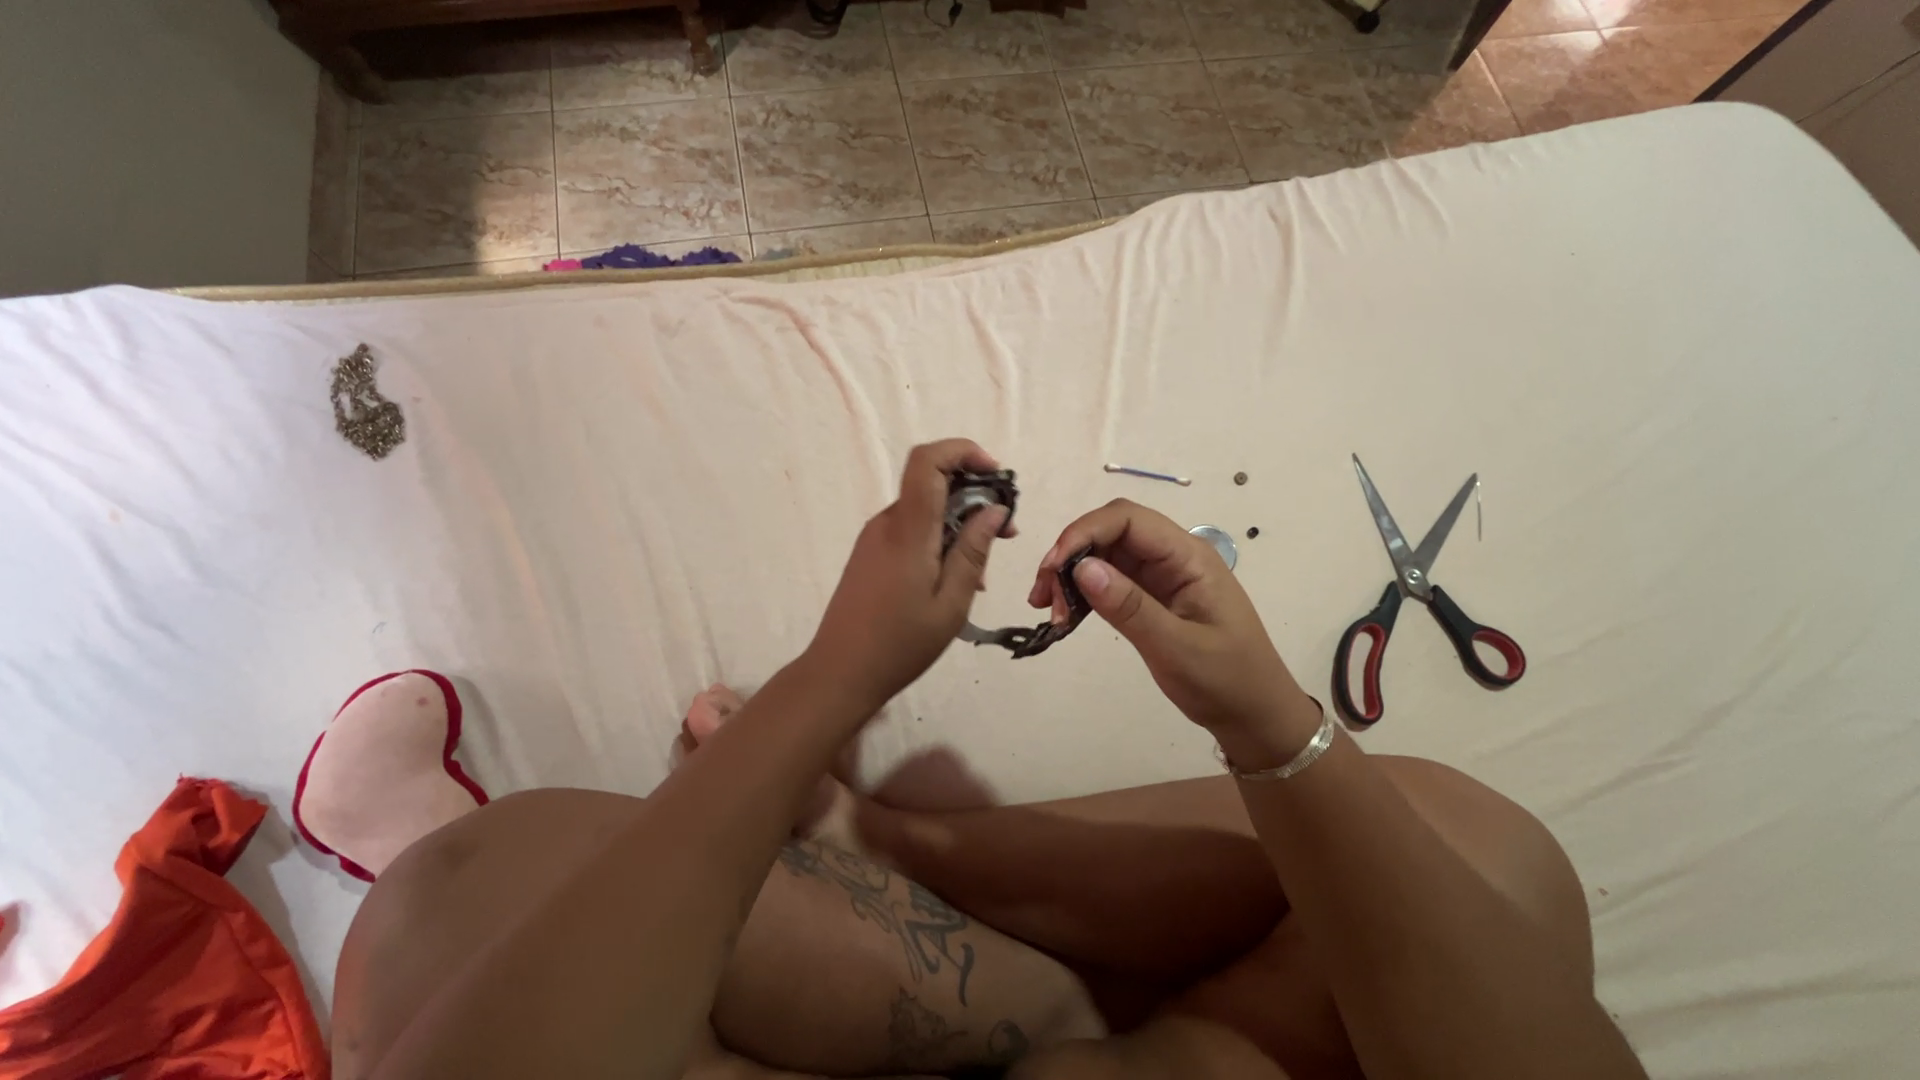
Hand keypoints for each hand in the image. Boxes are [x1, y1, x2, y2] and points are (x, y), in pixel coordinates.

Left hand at [805, 439, 1012, 708]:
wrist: (840, 671)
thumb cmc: (901, 643)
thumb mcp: (951, 602)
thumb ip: (974, 550)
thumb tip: (995, 509)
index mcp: (908, 530)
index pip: (928, 461)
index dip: (963, 451)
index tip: (995, 475)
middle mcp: (888, 522)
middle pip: (931, 481)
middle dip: (974, 495)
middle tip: (1005, 534)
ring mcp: (875, 537)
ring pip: (925, 509)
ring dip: (959, 523)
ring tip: (982, 571)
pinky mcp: (870, 553)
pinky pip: (912, 530)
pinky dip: (939, 538)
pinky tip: (954, 578)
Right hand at [1030, 499, 1317, 740]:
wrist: (1254, 715)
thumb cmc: (1225, 681)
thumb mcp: (1177, 648)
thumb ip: (1129, 606)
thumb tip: (1081, 567)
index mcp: (1189, 556)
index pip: (1127, 519)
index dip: (1083, 533)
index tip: (1052, 567)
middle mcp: (1173, 556)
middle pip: (1110, 532)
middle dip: (1071, 554)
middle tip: (1042, 597)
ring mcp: (1161, 576)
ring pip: (1104, 555)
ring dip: (1071, 575)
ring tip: (1048, 610)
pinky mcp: (1150, 596)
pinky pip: (1109, 581)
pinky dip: (1082, 593)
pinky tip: (1064, 615)